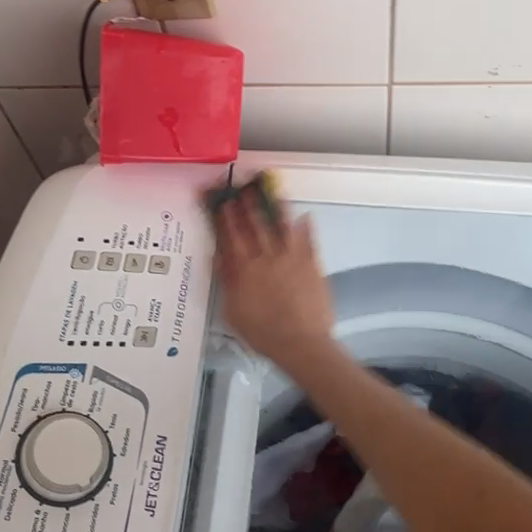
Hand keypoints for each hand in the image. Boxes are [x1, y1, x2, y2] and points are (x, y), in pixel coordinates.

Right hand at [207, 186, 336, 370]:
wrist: (300, 342)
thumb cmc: (262, 332)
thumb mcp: (233, 310)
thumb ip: (227, 280)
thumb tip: (219, 256)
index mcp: (245, 268)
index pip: (233, 236)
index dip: (227, 217)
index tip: (223, 201)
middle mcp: (268, 257)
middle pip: (257, 225)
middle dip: (250, 205)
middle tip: (245, 188)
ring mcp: (293, 259)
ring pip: (284, 226)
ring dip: (278, 207)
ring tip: (274, 192)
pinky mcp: (313, 266)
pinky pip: (310, 241)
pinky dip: (307, 227)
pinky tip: (306, 215)